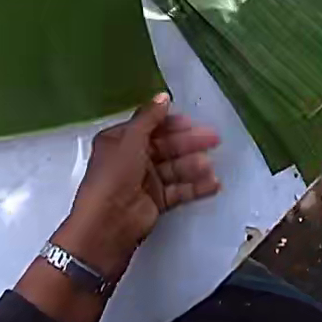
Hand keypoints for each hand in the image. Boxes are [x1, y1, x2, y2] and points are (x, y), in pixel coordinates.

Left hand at [16, 93, 219, 321]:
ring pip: (173, 168)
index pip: (149, 127)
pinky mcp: (155, 202)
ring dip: (192, 165)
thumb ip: (149, 119)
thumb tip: (163, 96)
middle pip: (165, 146)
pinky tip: (212, 184)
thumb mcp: (130, 141)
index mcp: (120, 141)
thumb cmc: (114, 177)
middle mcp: (131, 158)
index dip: (170, 123)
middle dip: (188, 143)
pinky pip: (178, 190)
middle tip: (214, 139)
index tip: (192, 122)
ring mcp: (144, 181)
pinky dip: (194, 187)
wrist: (108, 225)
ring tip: (210, 167)